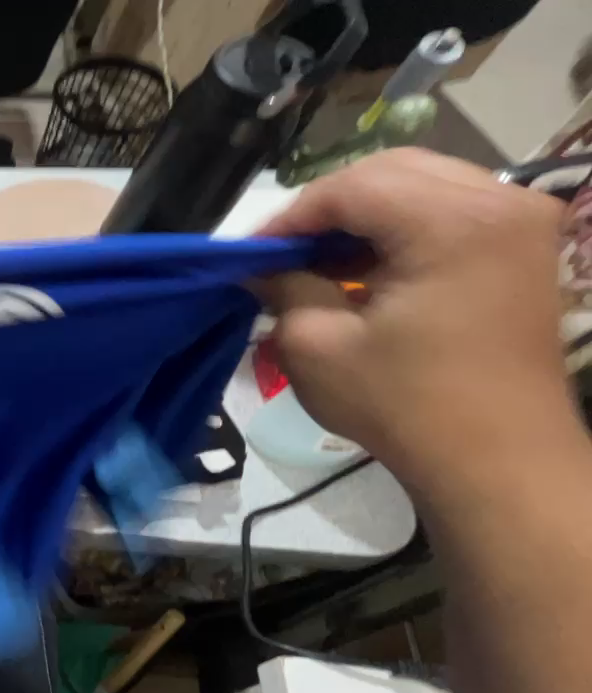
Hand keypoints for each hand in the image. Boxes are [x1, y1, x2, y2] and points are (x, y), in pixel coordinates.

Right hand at [256, 148, 568, 488]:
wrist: (492, 449)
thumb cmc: (399, 399)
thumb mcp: (316, 345)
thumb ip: (285, 289)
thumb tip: (258, 269)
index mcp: (454, 223)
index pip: (353, 187)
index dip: (288, 216)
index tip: (245, 255)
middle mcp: (500, 203)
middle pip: (392, 172)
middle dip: (322, 208)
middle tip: (273, 254)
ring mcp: (518, 222)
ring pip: (419, 185)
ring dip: (356, 218)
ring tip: (308, 262)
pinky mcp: (518, 246)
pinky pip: (444, 211)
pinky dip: (391, 230)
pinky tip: (354, 269)